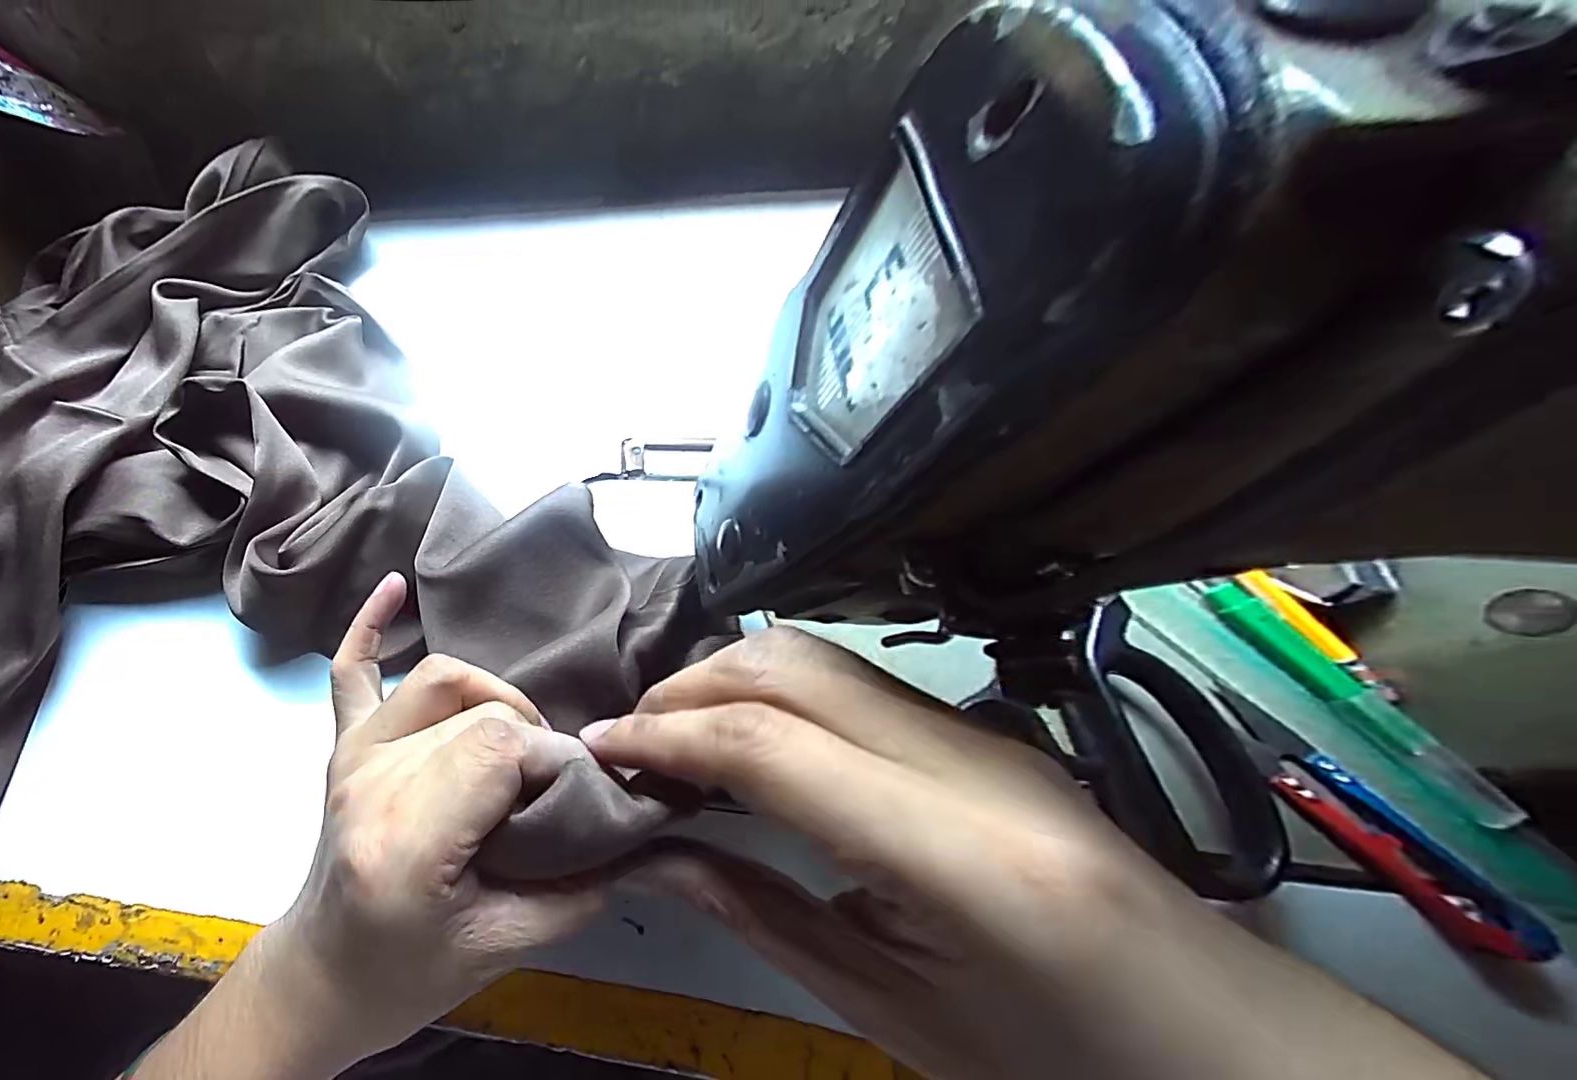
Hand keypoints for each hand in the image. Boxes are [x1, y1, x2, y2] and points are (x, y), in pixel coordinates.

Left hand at [136, 573, 601, 1079]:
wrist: (322, 977)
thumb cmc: (405, 974)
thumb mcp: (503, 948)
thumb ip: (577, 884)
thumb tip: (632, 825)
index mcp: (407, 838)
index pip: (500, 747)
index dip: (553, 756)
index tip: (577, 789)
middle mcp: (373, 779)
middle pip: (481, 711)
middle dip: (535, 737)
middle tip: (553, 780)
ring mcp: (354, 754)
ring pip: (442, 678)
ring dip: (494, 695)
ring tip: (515, 731)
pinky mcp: (344, 745)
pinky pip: (352, 672)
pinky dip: (371, 626)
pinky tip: (395, 588)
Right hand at [585, 627, 1482, 1079]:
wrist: (1229, 1046)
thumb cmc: (1062, 1066)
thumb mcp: (894, 1015)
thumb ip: (764, 917)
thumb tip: (661, 853)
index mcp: (957, 853)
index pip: (773, 746)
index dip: (671, 734)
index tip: (605, 747)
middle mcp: (968, 759)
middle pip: (792, 665)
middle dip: (691, 683)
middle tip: (633, 734)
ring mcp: (978, 727)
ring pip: (819, 652)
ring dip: (730, 674)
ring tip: (676, 728)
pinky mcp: (977, 723)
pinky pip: (849, 677)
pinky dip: (775, 688)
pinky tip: (748, 731)